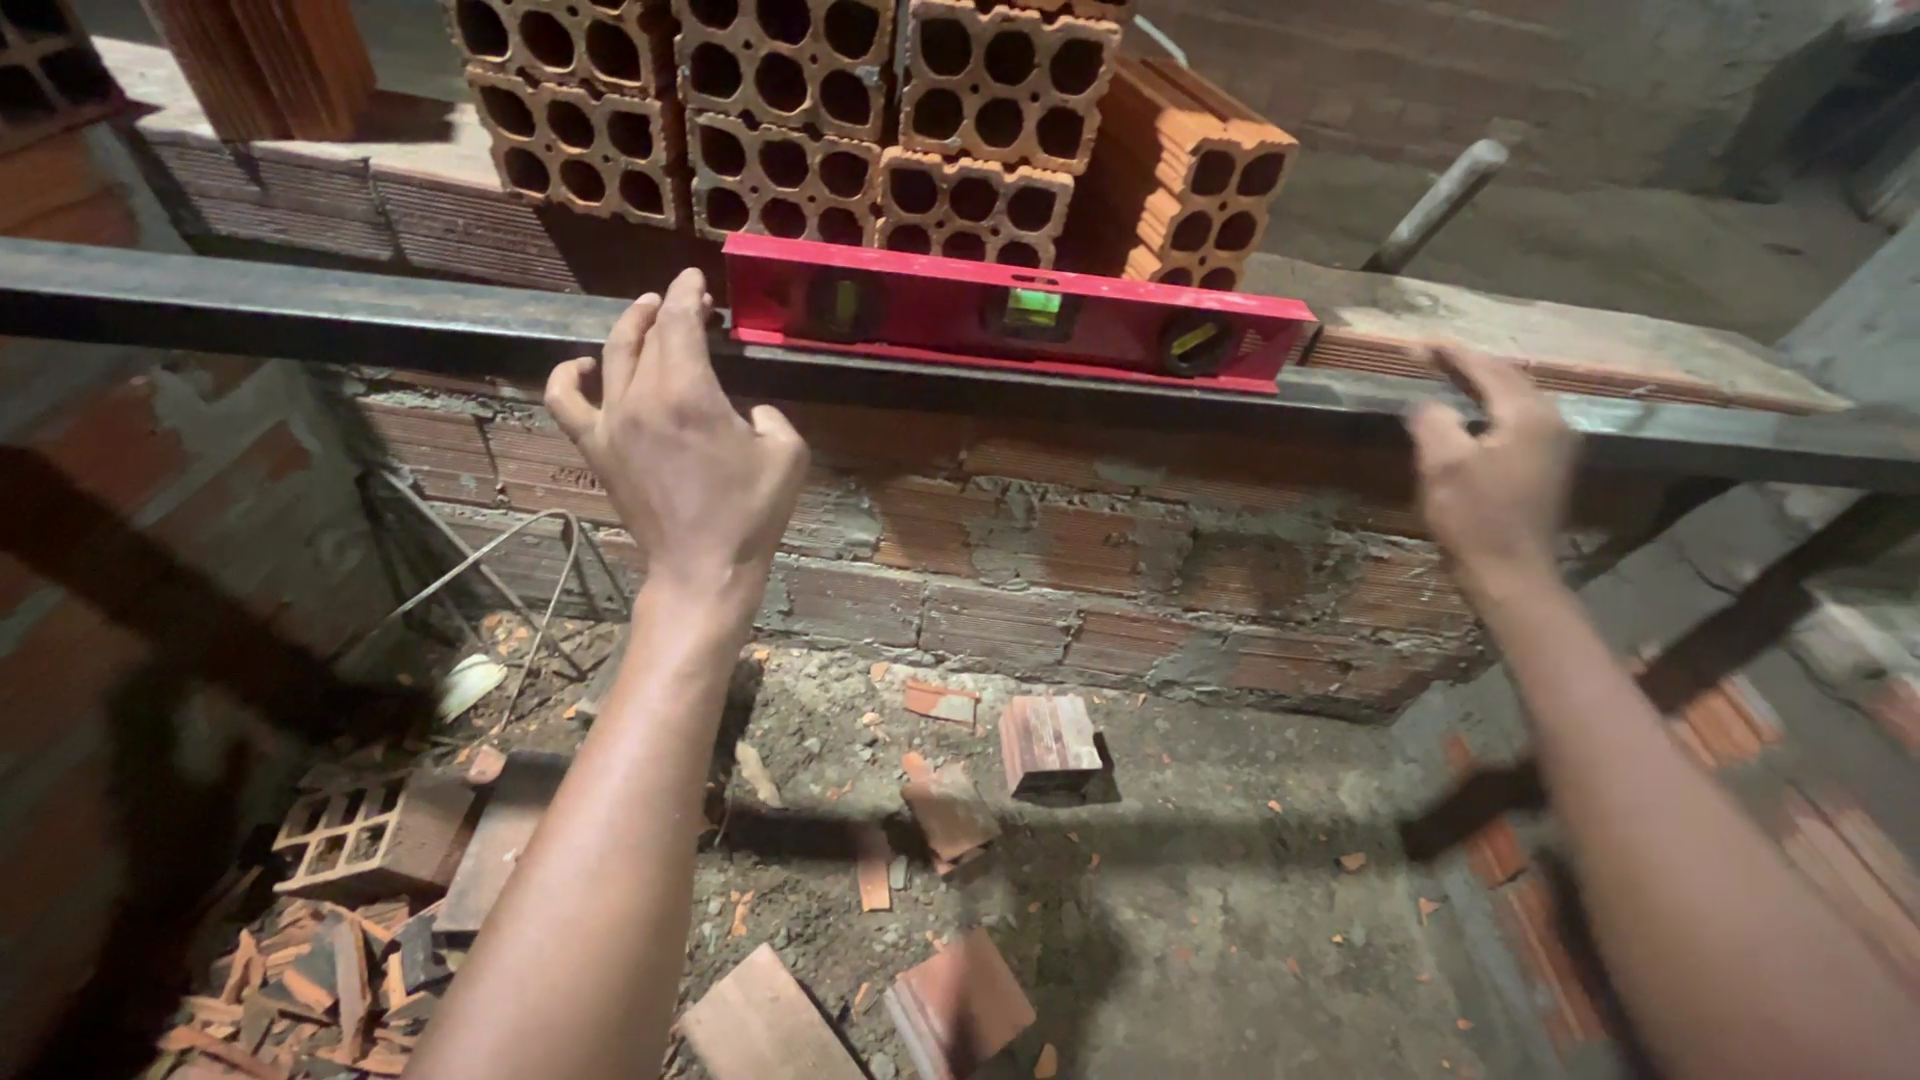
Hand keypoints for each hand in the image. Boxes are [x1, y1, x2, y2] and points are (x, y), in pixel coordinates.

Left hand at [545, 268, 809, 609]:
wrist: (702, 567)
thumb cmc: (751, 513)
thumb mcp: (788, 454)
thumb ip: (771, 415)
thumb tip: (749, 412)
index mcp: (689, 393)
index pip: (680, 323)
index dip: (687, 294)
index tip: (695, 280)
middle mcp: (642, 398)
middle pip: (649, 336)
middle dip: (668, 308)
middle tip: (688, 301)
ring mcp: (611, 423)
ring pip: (611, 357)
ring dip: (629, 327)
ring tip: (644, 315)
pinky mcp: (597, 449)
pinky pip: (566, 402)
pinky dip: (568, 377)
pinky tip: (582, 367)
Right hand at [1405, 347, 1577, 596]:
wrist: (1511, 573)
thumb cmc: (1475, 518)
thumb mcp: (1443, 464)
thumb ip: (1434, 422)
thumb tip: (1430, 405)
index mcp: (1528, 416)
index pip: (1487, 370)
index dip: (1452, 354)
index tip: (1420, 343)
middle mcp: (1552, 423)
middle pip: (1508, 380)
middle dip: (1469, 366)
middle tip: (1431, 356)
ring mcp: (1555, 447)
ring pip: (1516, 401)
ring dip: (1482, 387)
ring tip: (1450, 378)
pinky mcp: (1547, 468)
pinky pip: (1518, 422)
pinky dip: (1491, 410)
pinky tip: (1473, 416)